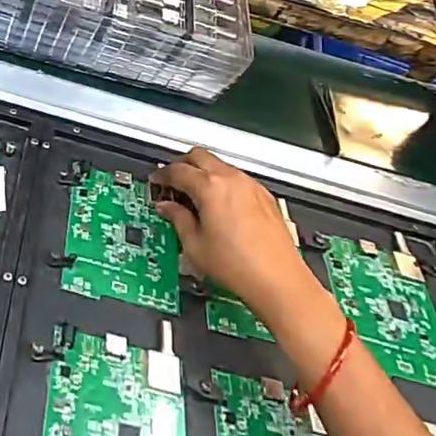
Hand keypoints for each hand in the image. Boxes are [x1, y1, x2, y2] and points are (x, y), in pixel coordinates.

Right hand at [151, 148, 327, 324]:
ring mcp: (250, 185)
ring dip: (204, 172)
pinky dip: (223, 183)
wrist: (279, 280)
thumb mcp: (195, 245)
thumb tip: (168, 208)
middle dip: (182, 165)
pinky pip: (237, 178)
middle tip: (172, 182)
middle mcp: (231, 178)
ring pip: (219, 164)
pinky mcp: (264, 195)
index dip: (162, 175)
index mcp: (210, 186)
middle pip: (199, 155)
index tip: (157, 182)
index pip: (178, 170)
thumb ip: (178, 219)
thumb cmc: (239, 266)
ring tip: (195, 196)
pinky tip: (220, 205)